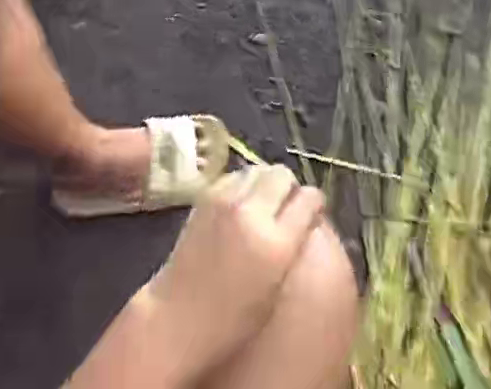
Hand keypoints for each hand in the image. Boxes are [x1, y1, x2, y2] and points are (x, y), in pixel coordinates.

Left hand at [141, 166, 327, 380]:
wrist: (176, 317)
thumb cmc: (231, 321)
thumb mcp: (276, 289)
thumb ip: (293, 246)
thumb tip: (307, 218)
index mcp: (275, 243)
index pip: (308, 199)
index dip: (315, 202)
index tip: (314, 210)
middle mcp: (252, 213)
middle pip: (282, 174)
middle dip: (290, 186)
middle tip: (288, 204)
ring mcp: (225, 201)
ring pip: (257, 169)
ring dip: (266, 181)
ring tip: (264, 202)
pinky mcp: (205, 197)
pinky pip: (234, 176)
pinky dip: (243, 184)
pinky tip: (240, 204)